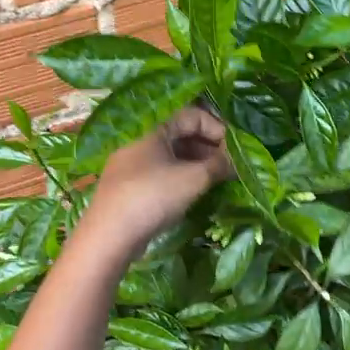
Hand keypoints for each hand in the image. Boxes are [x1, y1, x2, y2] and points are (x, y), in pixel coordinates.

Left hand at [82, 107, 231, 250]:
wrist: (110, 235)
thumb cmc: (153, 196)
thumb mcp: (194, 178)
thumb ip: (220, 165)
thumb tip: (238, 160)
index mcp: (152, 126)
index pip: (193, 115)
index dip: (218, 129)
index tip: (237, 149)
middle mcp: (139, 138)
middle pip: (181, 133)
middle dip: (209, 148)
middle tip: (231, 166)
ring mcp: (131, 161)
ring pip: (171, 154)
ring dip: (197, 163)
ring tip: (217, 179)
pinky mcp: (129, 183)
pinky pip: (160, 170)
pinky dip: (181, 176)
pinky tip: (195, 191)